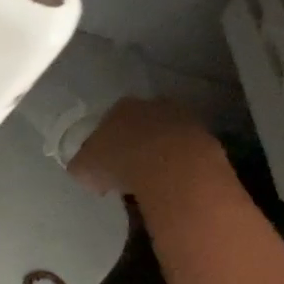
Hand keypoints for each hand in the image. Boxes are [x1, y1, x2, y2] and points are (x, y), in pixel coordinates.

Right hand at [65, 97, 220, 197]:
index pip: (107, 122)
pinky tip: (169, 179)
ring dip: (156, 152)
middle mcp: (150, 104)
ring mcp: (180, 116)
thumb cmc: (117, 162)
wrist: (169, 165)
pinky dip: (176, 161)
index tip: (103, 165)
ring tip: (150, 178)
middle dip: (132, 144)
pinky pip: (182, 148)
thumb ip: (81, 164)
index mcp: (118, 108)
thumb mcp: (82, 169)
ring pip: (162, 134)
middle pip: (138, 124)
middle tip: (126, 170)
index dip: (103, 144)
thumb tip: (84, 169)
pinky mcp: (203, 133)